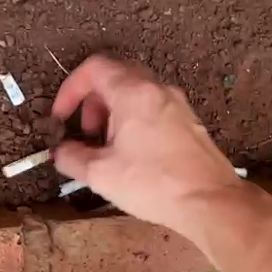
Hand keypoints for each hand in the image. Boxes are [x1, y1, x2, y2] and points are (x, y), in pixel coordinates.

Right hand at [50, 54, 247, 230]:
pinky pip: (152, 108)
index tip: (62, 117)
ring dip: (112, 113)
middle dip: (91, 101)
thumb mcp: (99, 174)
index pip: (94, 68)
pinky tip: (131, 154)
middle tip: (85, 131)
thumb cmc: (153, 183)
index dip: (70, 89)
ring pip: (135, 93)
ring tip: (106, 147)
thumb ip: (70, 157)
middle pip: (115, 76)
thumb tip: (60, 151)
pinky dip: (133, 121)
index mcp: (133, 93)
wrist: (211, 203)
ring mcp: (177, 104)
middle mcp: (157, 90)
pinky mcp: (189, 123)